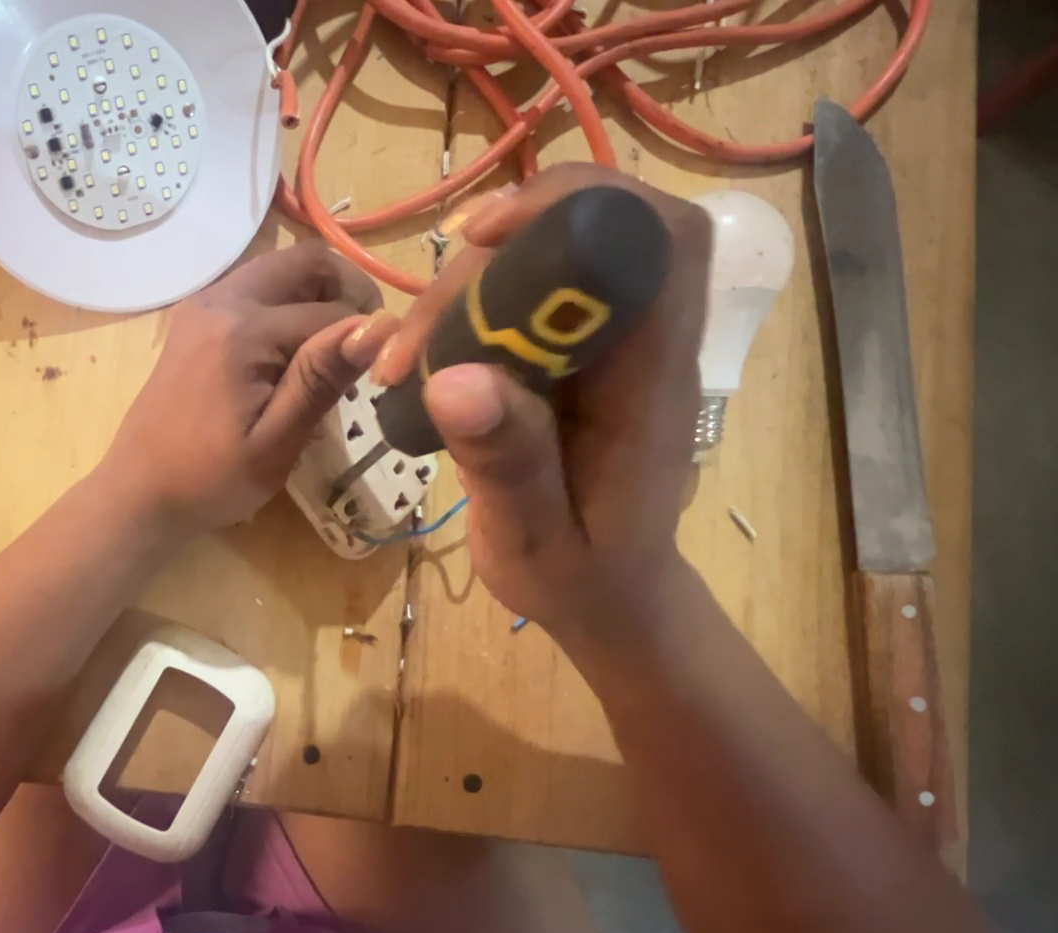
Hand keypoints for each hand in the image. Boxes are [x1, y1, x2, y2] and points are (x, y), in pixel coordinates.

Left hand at [100, 243, 397, 530]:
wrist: (139, 492)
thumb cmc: (209, 480)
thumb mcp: (274, 443)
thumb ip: (321, 379)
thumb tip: (380, 326)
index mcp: (242, 329)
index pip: (330, 312)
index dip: (366, 337)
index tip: (385, 371)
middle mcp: (220, 298)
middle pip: (303, 260)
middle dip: (345, 290)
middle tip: (363, 343)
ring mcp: (201, 304)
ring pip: (277, 268)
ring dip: (314, 294)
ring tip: (331, 350)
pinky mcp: (193, 318)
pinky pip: (252, 287)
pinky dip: (284, 303)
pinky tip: (290, 352)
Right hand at [371, 165, 712, 639]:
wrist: (608, 598)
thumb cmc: (581, 577)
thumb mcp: (534, 538)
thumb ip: (506, 464)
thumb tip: (453, 378)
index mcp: (649, 383)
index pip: (657, 246)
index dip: (579, 209)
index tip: (484, 237)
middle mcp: (635, 348)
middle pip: (585, 238)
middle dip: (489, 261)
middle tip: (411, 338)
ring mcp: (600, 351)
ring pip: (542, 266)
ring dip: (463, 293)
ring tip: (400, 360)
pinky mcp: (567, 362)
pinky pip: (520, 304)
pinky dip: (464, 312)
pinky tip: (422, 354)